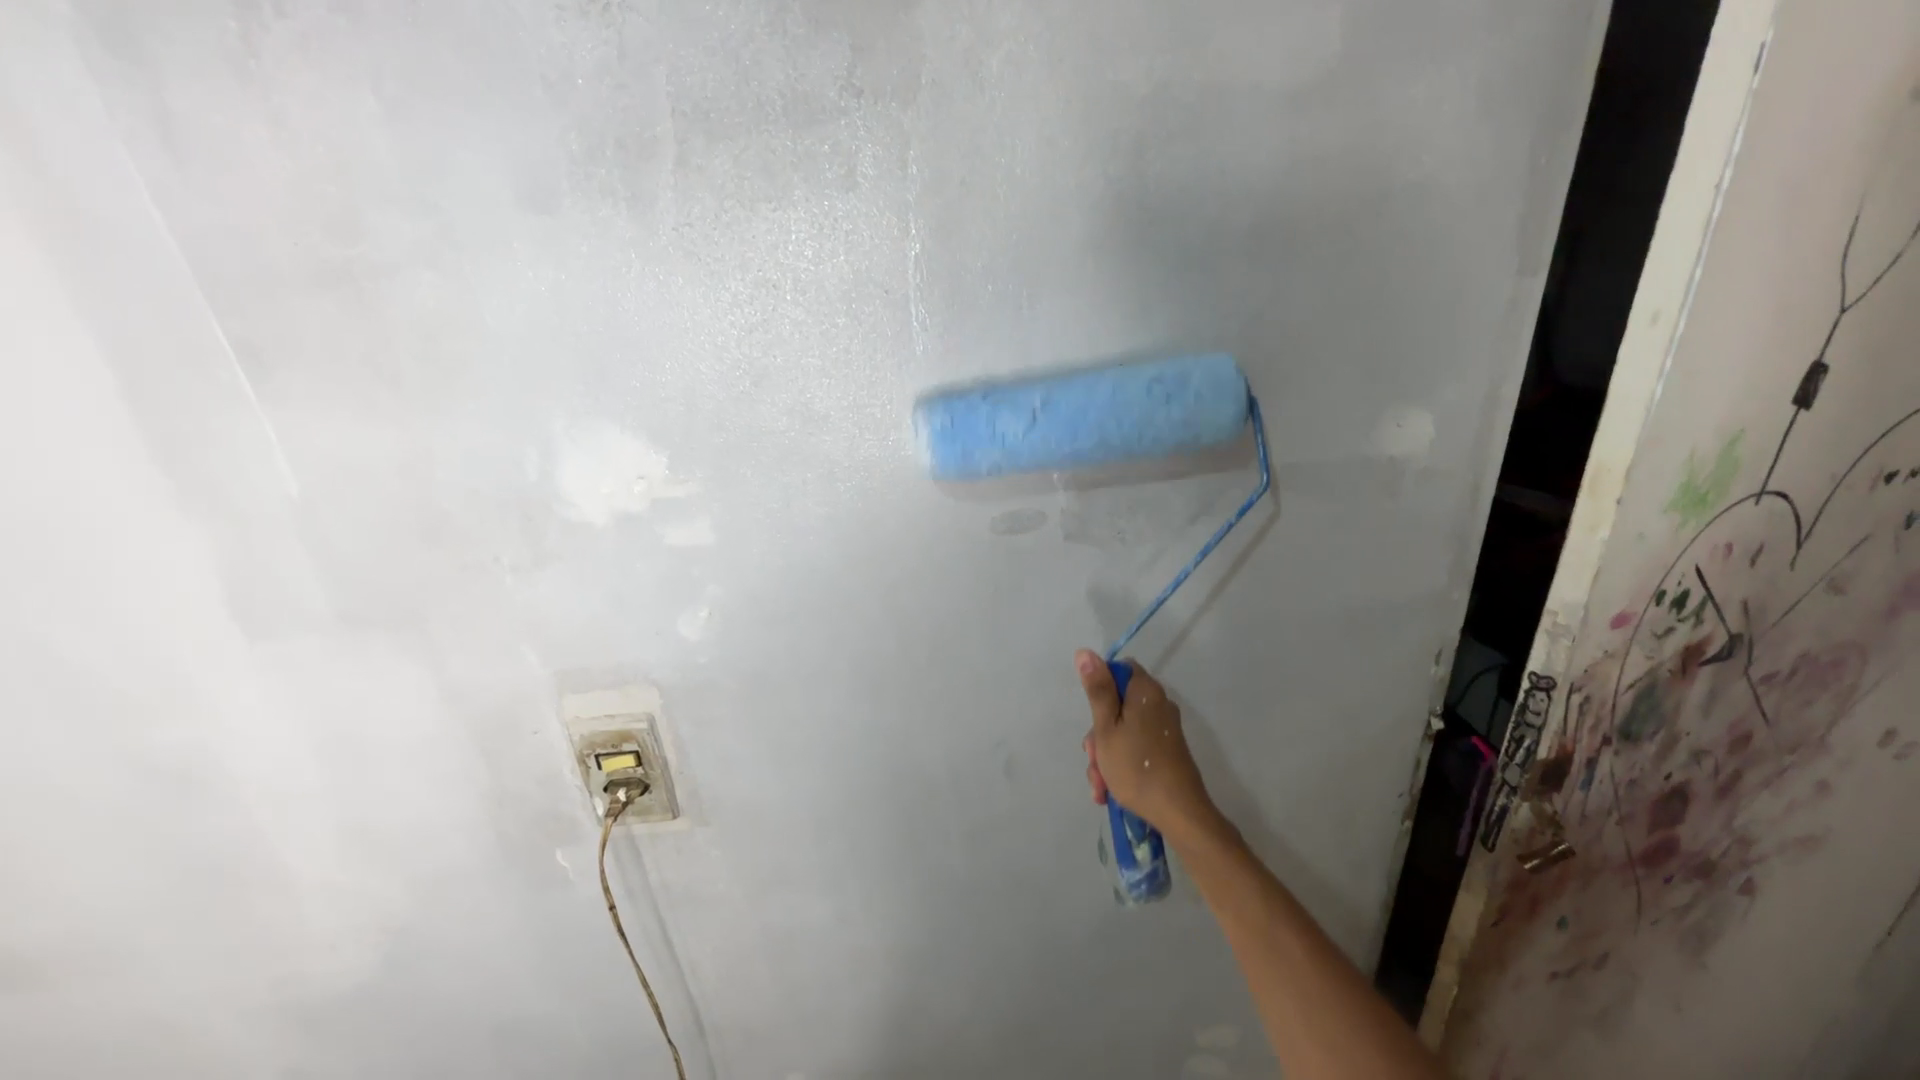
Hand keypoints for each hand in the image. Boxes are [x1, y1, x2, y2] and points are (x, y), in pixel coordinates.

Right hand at [1076, 649, 1214, 834]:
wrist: (1178, 812)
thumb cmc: (1135, 766)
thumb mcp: (1106, 728)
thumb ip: (1097, 690)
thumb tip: (1085, 652)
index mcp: (1145, 691)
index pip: (1118, 670)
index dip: (1100, 689)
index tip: (1092, 717)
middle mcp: (1158, 704)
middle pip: (1117, 706)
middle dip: (1098, 735)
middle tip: (1093, 760)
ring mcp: (1164, 729)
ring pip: (1123, 732)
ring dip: (1105, 757)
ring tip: (1101, 786)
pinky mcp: (1167, 750)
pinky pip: (1136, 748)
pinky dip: (1121, 765)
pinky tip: (1110, 790)